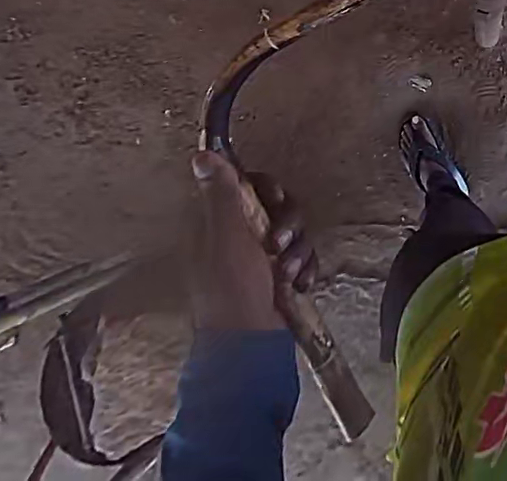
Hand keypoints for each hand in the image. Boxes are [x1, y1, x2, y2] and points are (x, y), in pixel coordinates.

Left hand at [189, 151, 316, 330]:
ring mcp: (261, 260)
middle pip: (277, 206)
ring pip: (293, 231)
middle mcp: (240, 237)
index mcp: (220, 223)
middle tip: (280, 243)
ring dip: (297, 249)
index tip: (275, 198)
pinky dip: (305, 268)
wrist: (250, 354)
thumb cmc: (234, 289)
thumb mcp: (227, 236)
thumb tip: (201, 152)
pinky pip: (303, 257)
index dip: (267, 187)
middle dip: (287, 222)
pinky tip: (299, 285)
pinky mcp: (281, 279)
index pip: (249, 185)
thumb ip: (222, 193)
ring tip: (288, 273)